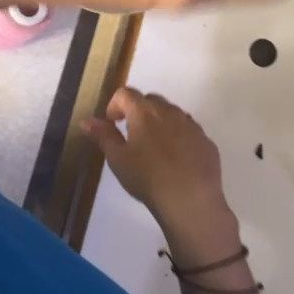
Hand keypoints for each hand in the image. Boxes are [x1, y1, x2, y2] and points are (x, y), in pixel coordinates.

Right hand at [82, 88, 231, 228]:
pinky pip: (189, 131)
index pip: (125, 93)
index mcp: (144, 112)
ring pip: (172, 113)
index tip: (112, 124)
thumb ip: (103, 135)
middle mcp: (170, 111)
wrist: (190, 200)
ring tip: (154, 148)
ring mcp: (192, 125)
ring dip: (160, 122)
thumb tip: (87, 120)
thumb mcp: (117, 158)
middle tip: (131, 134)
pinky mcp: (207, 142)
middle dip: (138, 111)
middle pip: (150, 100)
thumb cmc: (147, 177)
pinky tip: (175, 160)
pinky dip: (179, 137)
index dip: (114, 105)